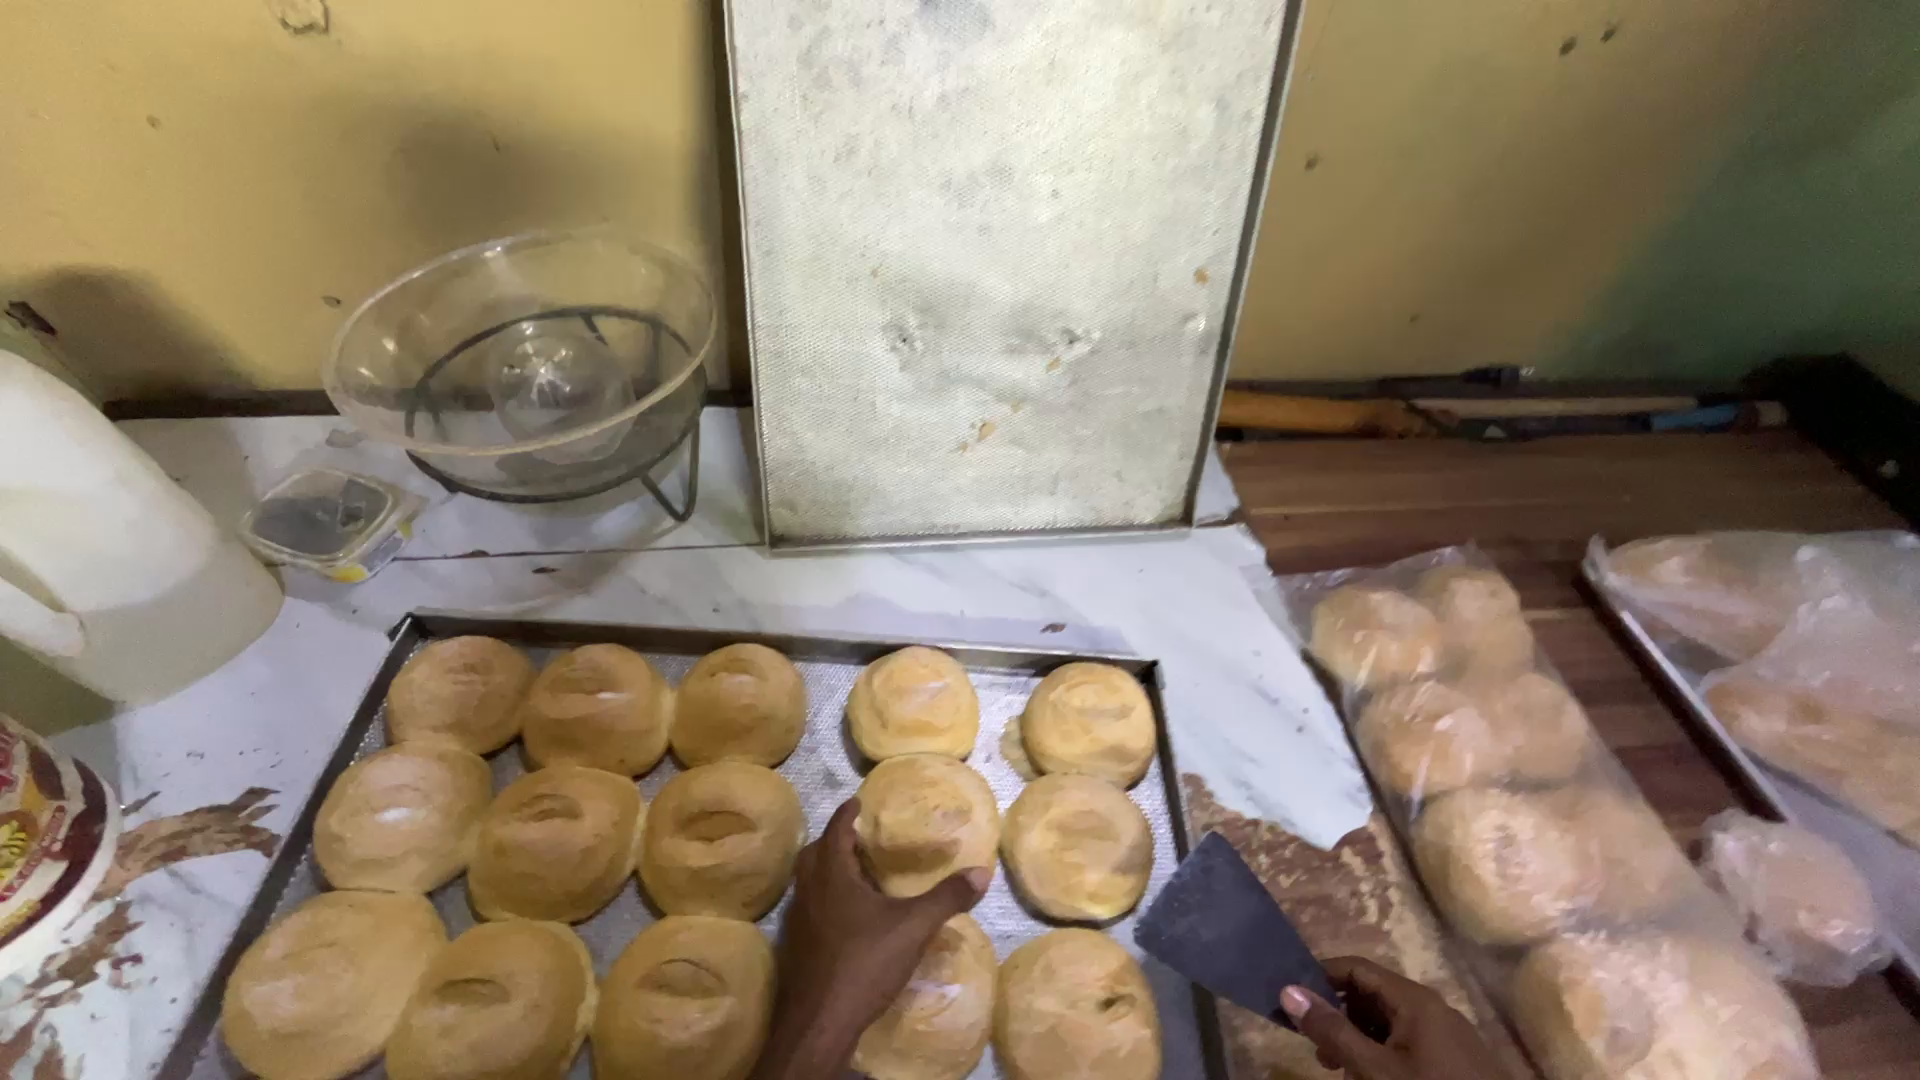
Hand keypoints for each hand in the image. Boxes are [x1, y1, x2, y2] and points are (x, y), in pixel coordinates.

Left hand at [751, 797, 991, 1079]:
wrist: (819, 1024)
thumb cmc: (864, 963)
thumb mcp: (913, 927)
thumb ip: (947, 898)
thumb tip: (982, 872)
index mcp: (831, 875)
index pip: (835, 830)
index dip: (847, 814)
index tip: (857, 802)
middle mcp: (809, 891)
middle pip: (815, 853)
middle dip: (834, 840)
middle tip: (859, 838)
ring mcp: (798, 921)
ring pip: (808, 882)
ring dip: (827, 870)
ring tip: (856, 874)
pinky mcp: (797, 947)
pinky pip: (808, 908)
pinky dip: (824, 899)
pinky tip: (846, 917)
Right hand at [1280, 957, 1500, 1079]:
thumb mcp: (1375, 1071)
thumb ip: (1332, 1031)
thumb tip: (1288, 990)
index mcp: (1414, 999)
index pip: (1355, 967)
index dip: (1320, 977)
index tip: (1292, 999)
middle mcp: (1432, 1008)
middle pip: (1371, 996)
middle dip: (1338, 1018)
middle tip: (1315, 1049)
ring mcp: (1449, 1037)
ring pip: (1389, 1024)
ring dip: (1359, 1041)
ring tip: (1341, 1071)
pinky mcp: (1458, 1065)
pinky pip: (1410, 1045)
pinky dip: (1384, 1057)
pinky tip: (1373, 1079)